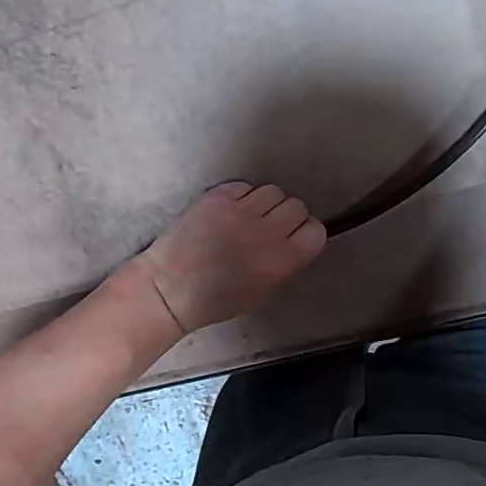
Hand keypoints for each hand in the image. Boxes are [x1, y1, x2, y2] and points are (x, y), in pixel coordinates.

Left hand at [127, 182, 326, 332]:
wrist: (171, 288)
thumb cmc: (217, 300)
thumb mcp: (264, 290)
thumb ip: (286, 262)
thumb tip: (295, 238)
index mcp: (282, 260)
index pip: (315, 229)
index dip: (304, 231)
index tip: (292, 236)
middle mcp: (266, 231)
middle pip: (296, 205)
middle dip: (285, 215)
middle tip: (267, 226)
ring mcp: (240, 210)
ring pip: (272, 191)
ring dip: (264, 203)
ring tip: (247, 216)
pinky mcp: (217, 197)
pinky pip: (244, 186)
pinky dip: (240, 195)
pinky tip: (229, 210)